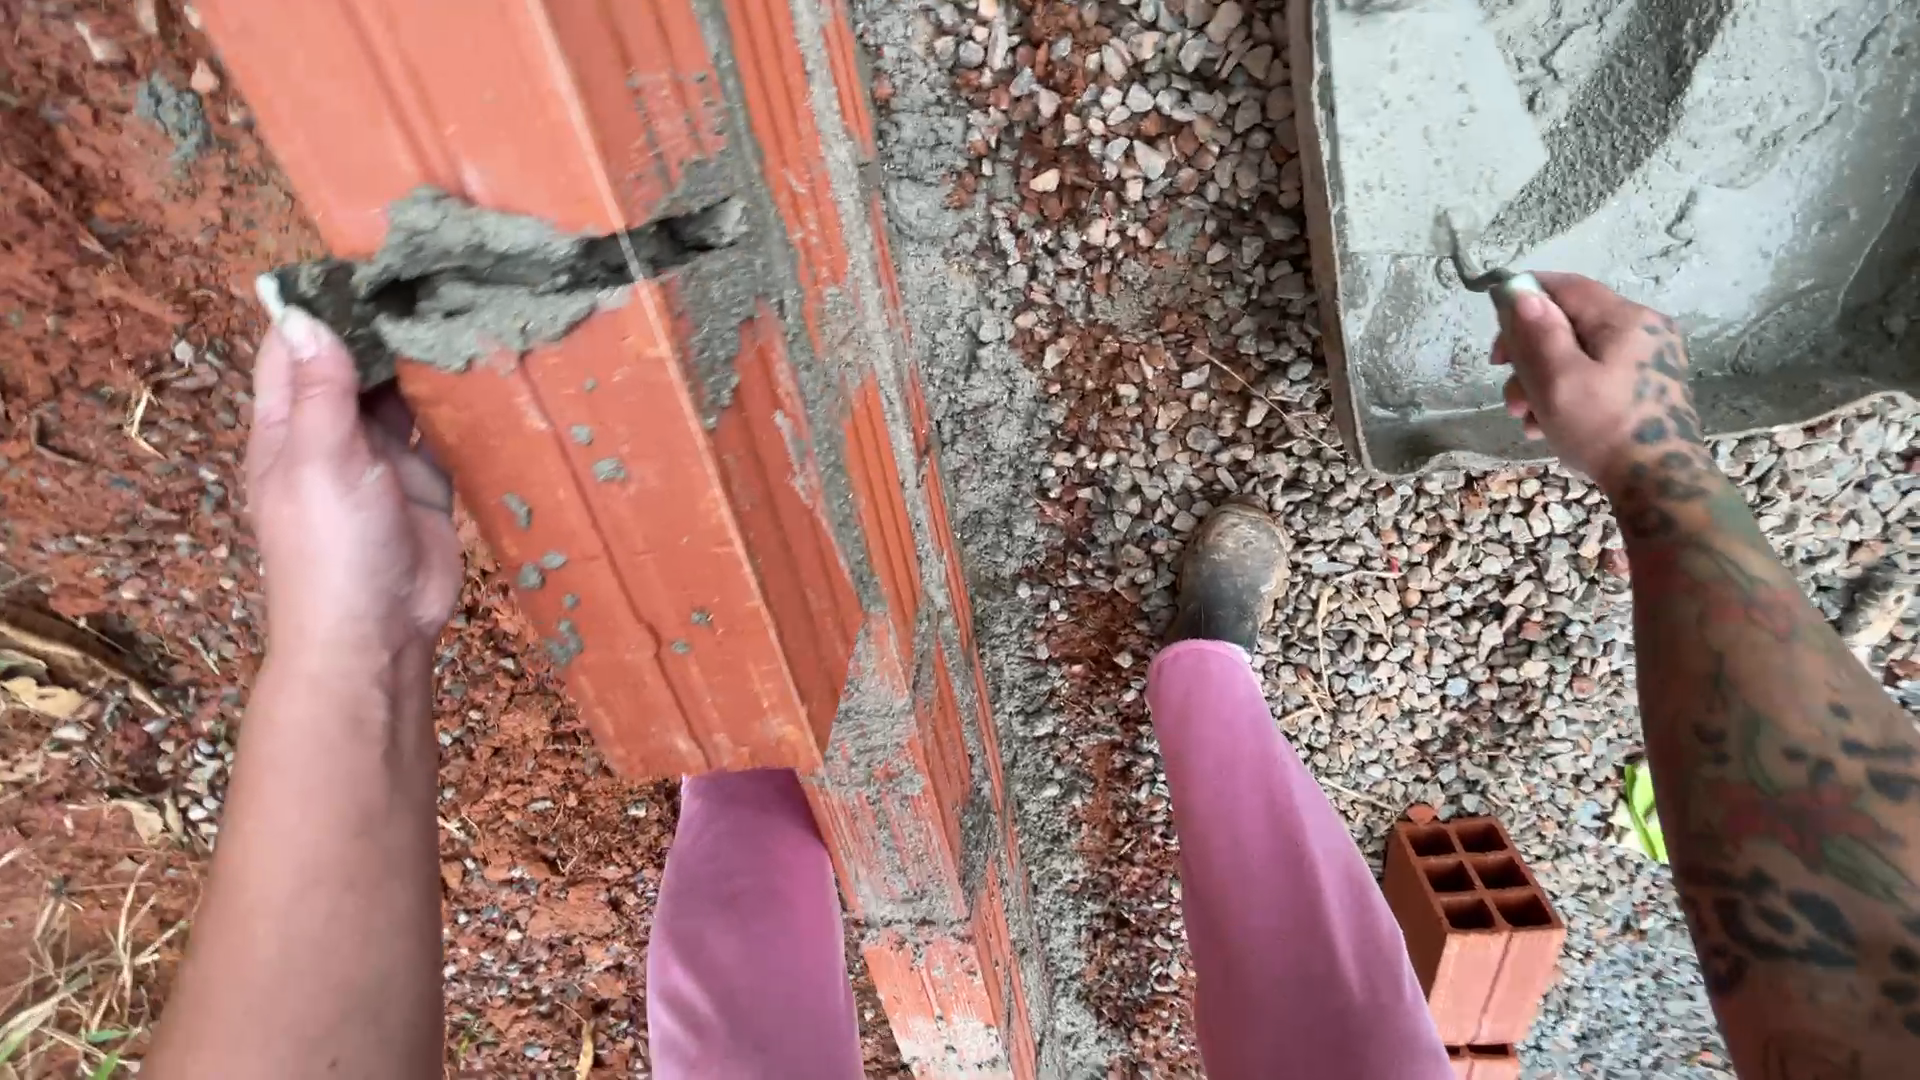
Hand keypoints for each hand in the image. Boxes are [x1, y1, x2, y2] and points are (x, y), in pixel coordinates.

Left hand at [246, 307, 460, 660]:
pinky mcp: (431, 482)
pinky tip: (485, 382)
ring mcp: (386, 459)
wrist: (381, 624)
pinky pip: (444, 435)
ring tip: (466, 322)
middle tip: (438, 288)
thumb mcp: (321, 465)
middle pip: (357, 368)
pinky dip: (460, 410)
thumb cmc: (334, 547)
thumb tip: (307, 316)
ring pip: (405, 398)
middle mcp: (336, 434)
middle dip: (386, 331)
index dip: (324, 308)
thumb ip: (320, 396)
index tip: (369, 267)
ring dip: (427, 368)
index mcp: (290, 426)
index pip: (297, 349)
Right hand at [1492, 272, 1707, 492]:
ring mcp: (1644, 356)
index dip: (1521, 299)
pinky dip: (1560, 392)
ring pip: (1572, 353)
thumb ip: (1537, 332)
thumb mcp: (1557, 378)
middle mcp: (1641, 328)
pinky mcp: (1641, 381)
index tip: (1494, 338)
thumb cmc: (1600, 426)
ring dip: (1536, 382)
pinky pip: (1588, 373)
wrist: (1655, 477)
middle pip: (1565, 323)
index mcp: (1624, 319)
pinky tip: (1546, 423)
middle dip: (1525, 356)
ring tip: (1525, 417)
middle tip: (1508, 392)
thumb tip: (1519, 290)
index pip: (1564, 287)